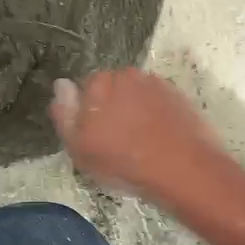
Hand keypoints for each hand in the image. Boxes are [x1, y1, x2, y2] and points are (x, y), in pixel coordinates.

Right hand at [49, 69, 231, 200]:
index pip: (84, 90)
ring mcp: (155, 84)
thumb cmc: (123, 162)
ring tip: (140, 142)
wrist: (183, 170)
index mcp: (98, 83)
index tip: (94, 136)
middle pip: (111, 89)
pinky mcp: (179, 96)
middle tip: (116, 141)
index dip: (87, 113)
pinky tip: (159, 139)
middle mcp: (126, 74)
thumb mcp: (79, 148)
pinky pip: (158, 103)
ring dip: (134, 110)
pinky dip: (156, 115)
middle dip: (111, 107)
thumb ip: (64, 113)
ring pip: (136, 95)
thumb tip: (61, 84)